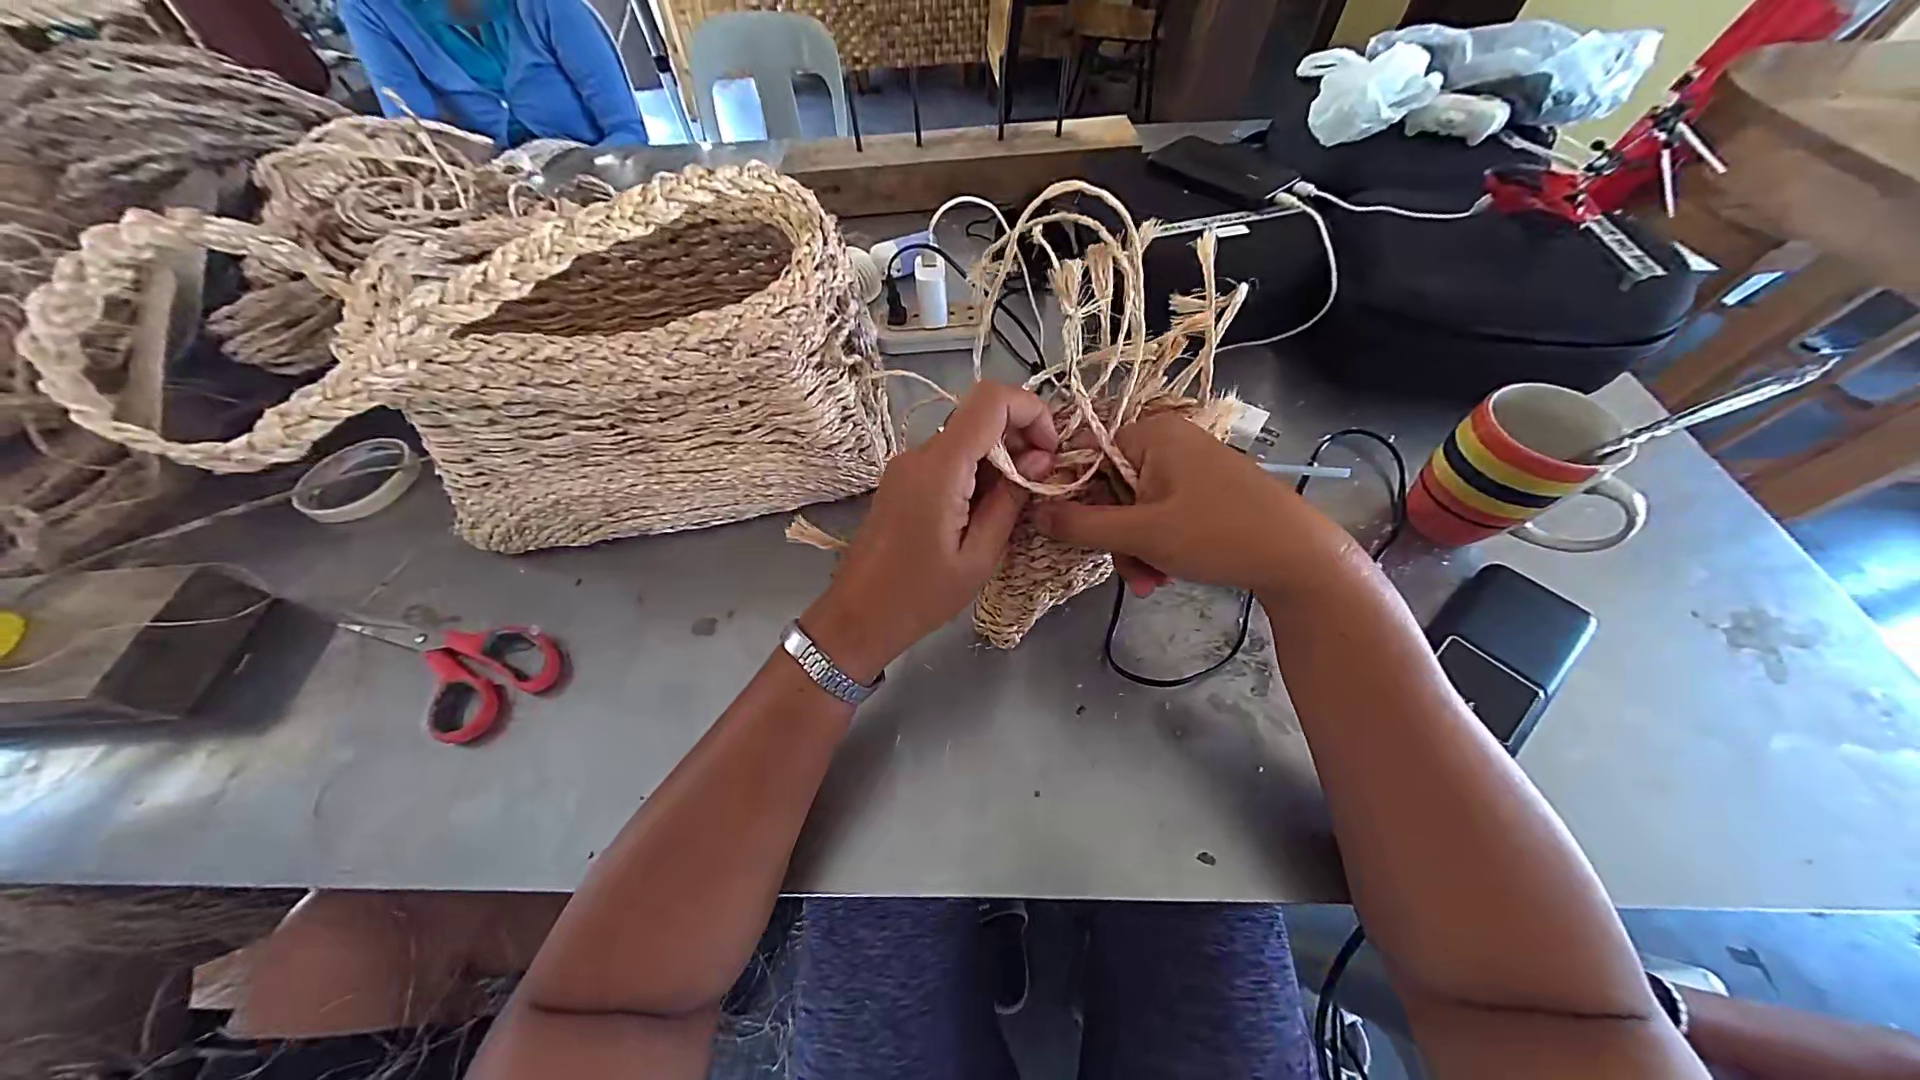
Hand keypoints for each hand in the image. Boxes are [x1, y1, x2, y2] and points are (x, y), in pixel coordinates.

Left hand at [802, 383, 1057, 682]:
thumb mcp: (980, 556)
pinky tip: (984, 511)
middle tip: (1038, 484)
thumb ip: (1010, 500)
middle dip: (1020, 439)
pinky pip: (949, 459)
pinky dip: (977, 471)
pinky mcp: (903, 480)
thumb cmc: (920, 595)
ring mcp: (907, 465)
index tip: (1050, 451)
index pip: (991, 399)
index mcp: (939, 467)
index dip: (1031, 411)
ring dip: (1000, 459)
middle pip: (980, 415)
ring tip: (1013, 505)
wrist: (858, 615)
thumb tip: (1039, 457)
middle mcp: (920, 454)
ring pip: (967, 437)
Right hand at [1030, 413, 1365, 602]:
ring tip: (1150, 581)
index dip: (1067, 490)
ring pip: (1133, 509)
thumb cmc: (1216, 534)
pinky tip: (1166, 573)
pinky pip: (1159, 515)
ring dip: (1133, 549)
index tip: (1061, 528)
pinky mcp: (1204, 493)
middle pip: (1109, 487)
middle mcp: (1168, 442)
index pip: (1085, 452)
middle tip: (1126, 569)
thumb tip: (1034, 512)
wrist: (1299, 559)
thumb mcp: (1140, 534)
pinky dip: (1156, 545)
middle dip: (1112, 536)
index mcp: (1151, 434)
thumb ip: (1081, 524)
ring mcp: (1188, 468)